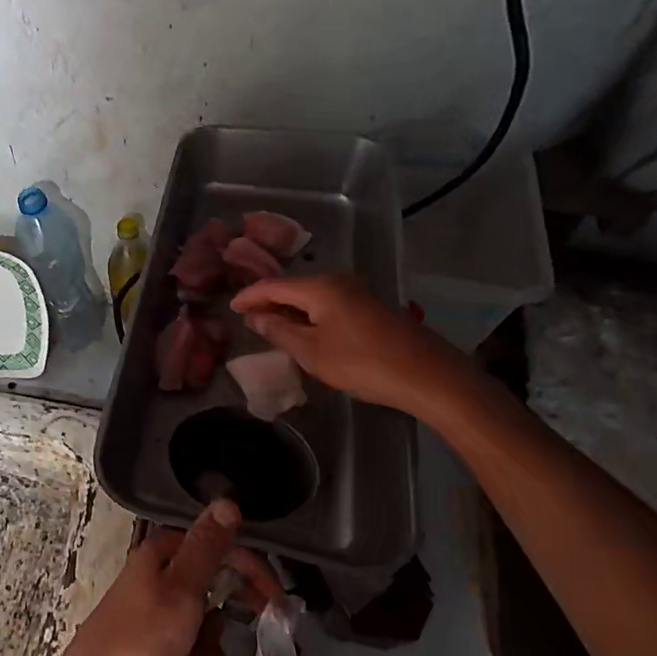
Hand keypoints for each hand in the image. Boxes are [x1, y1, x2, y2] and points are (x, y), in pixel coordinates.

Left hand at [45, 501, 277, 655]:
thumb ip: (207, 547)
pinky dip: (201, 654)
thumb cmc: (143, 635)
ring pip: (204, 611)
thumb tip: (228, 500)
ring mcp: (154, 598)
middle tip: (264, 631)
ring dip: (218, 641)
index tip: (279, 603)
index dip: (254, 570)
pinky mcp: (152, 628)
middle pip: (214, 578)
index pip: (221, 546)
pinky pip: (188, 634)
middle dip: (238, 608)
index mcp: (165, 550)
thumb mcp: (182, 589)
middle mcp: (159, 567)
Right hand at [231, 275, 473, 416]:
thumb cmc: (362, 363)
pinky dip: (309, 313)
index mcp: (320, 287)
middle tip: (247, 317)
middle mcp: (338, 280)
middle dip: (269, 300)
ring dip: (290, 308)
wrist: (426, 375)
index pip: (273, 285)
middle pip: (293, 286)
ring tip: (270, 325)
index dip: (249, 295)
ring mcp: (357, 291)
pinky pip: (327, 303)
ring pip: (311, 295)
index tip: (230, 307)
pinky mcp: (369, 306)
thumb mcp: (312, 352)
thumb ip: (279, 331)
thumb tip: (255, 317)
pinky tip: (303, 330)